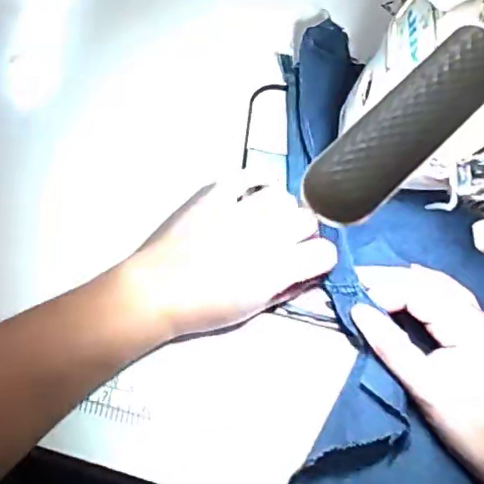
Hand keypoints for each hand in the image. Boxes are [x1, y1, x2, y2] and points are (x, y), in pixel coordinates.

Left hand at [113, 172, 337, 340]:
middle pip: (308, 218)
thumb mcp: (254, 308)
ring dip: (277, 208)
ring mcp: (239, 211)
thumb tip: (303, 274)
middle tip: (282, 241)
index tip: (307, 261)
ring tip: (262, 219)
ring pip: (281, 195)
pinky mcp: (213, 196)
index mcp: (280, 267)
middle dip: (300, 230)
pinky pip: (244, 176)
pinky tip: (248, 193)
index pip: (326, 252)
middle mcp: (266, 235)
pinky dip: (251, 181)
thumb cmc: (202, 307)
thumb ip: (286, 287)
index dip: (318, 258)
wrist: (157, 289)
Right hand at [352, 265, 483, 483]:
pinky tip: (401, 297)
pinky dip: (418, 293)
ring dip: (403, 283)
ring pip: (439, 288)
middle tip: (349, 281)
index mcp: (472, 327)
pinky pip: (446, 301)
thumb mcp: (427, 389)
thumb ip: (390, 345)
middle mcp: (482, 319)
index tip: (345, 293)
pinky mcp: (483, 338)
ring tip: (367, 284)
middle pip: (429, 283)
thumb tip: (357, 309)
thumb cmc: (477, 429)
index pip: (417, 291)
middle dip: (388, 278)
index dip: (379, 288)